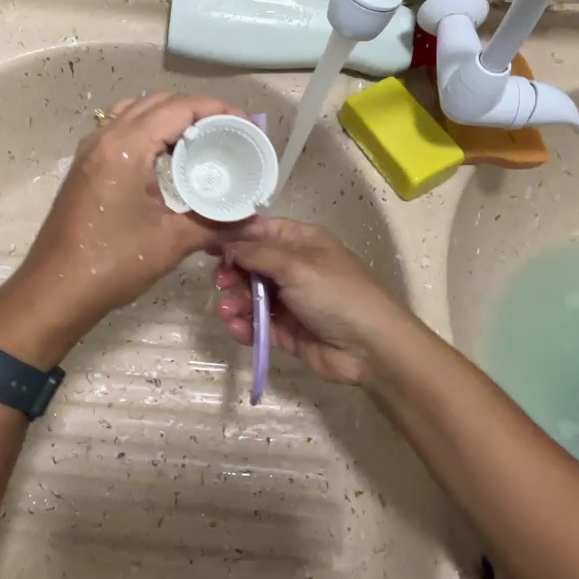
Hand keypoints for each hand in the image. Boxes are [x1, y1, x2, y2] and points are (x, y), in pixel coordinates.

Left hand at [0, 93, 247, 362]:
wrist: (55, 292)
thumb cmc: (112, 264)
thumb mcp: (171, 242)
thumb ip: (217, 223)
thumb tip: (255, 220)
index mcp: (125, 146)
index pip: (179, 108)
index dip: (217, 110)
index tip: (247, 126)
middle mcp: (105, 137)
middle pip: (158, 103)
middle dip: (198, 111)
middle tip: (231, 133)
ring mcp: (91, 150)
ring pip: (137, 112)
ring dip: (172, 118)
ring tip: (203, 141)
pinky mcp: (86, 166)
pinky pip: (122, 130)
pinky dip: (150, 132)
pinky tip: (169, 159)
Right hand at [212, 217, 414, 386]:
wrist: (371, 347)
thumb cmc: (336, 294)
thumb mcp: (296, 265)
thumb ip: (256, 253)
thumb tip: (226, 242)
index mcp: (301, 242)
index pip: (260, 231)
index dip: (234, 237)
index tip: (206, 244)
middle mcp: (294, 267)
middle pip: (251, 265)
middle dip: (232, 274)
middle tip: (221, 284)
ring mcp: (291, 300)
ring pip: (251, 296)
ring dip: (235, 303)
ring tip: (228, 313)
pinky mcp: (287, 331)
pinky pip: (258, 324)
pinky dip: (245, 325)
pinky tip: (238, 329)